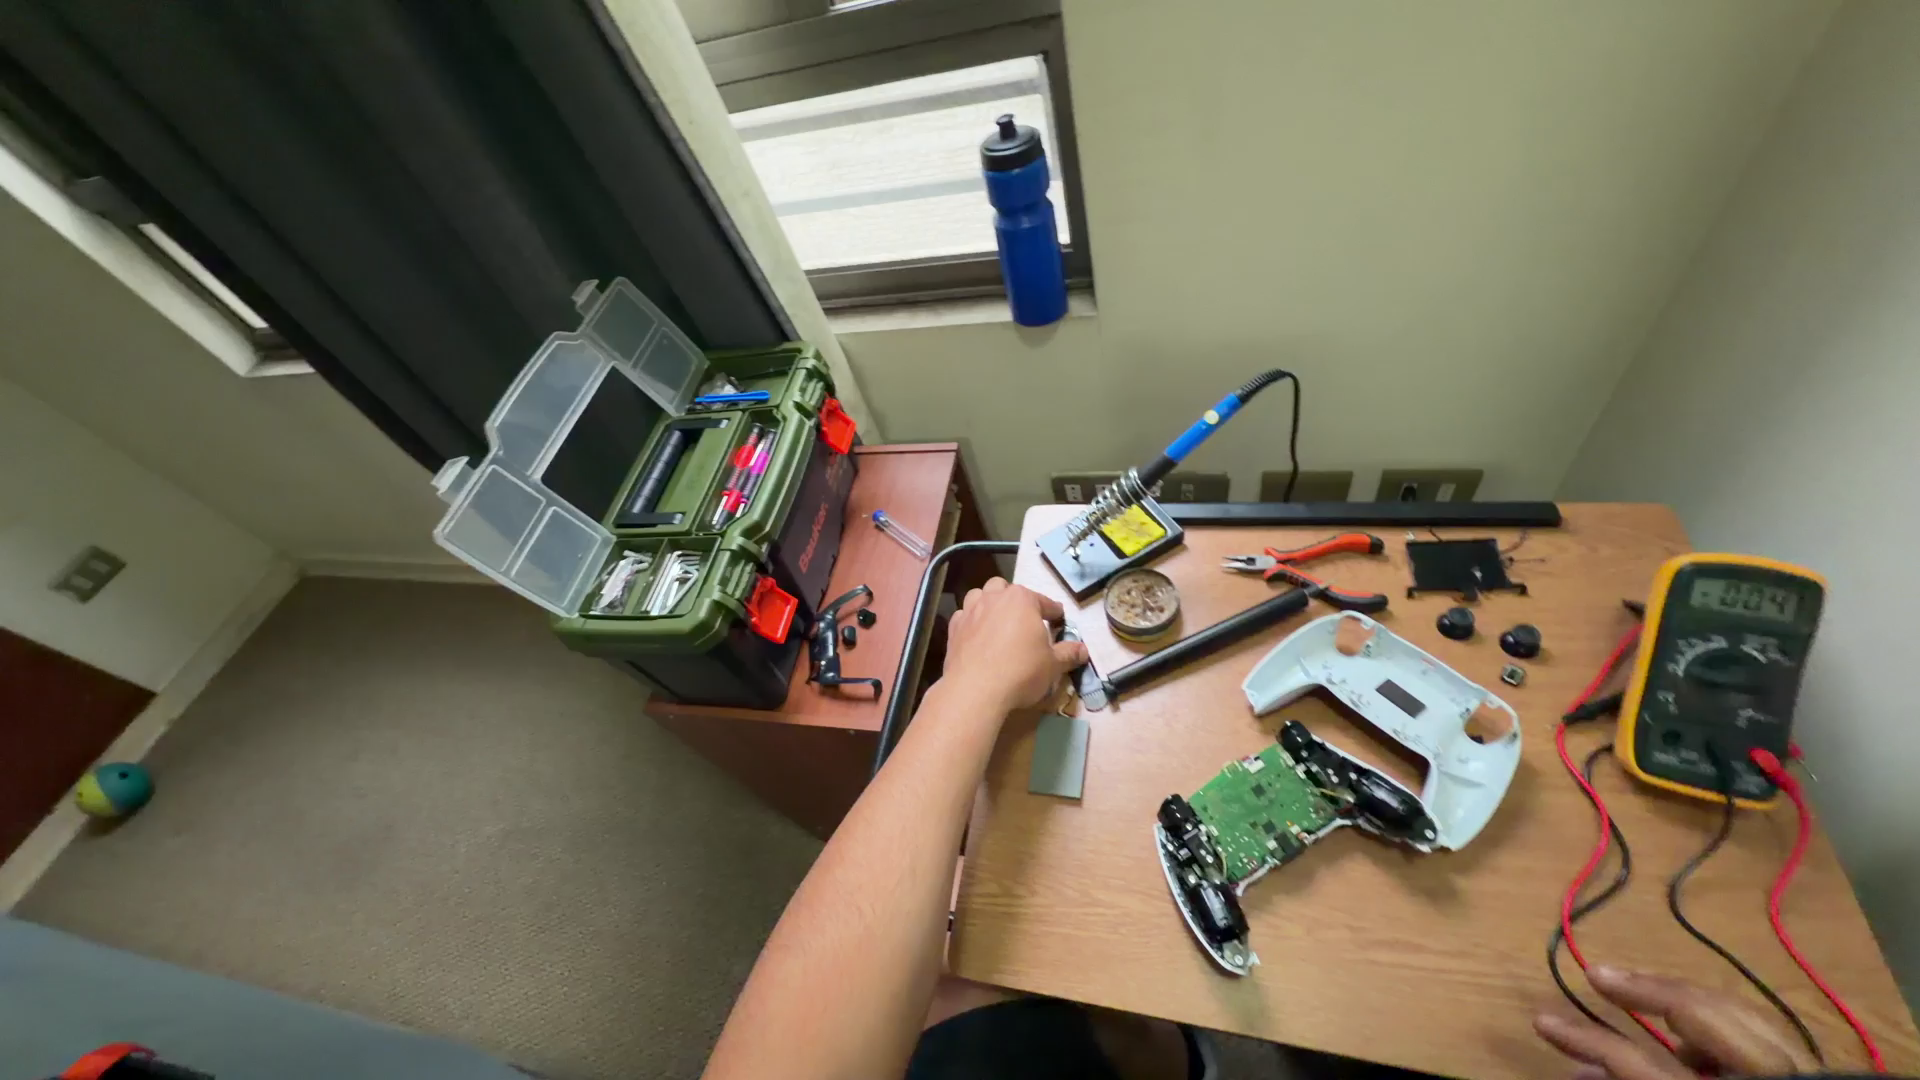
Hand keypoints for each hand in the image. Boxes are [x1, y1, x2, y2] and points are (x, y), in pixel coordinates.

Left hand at [942, 579, 1087, 710]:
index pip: (1044, 602)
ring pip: (980, 595)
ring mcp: (970, 611)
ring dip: (989, 604)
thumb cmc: (1021, 671)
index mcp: (1022, 599)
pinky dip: (971, 622)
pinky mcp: (954, 628)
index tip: (1058, 620)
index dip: (1053, 612)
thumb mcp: (1053, 665)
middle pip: (1006, 589)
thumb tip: (1083, 650)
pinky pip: (964, 616)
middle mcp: (994, 598)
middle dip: (1015, 600)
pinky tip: (977, 636)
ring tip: (998, 622)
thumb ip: (1068, 654)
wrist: (975, 690)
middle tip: (1024, 620)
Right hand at [1535, 967, 1815, 1079]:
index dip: (1586, 1039)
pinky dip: (1721, 1029)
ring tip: (1641, 998)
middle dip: (1647, 988)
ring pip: (1740, 1015)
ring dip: (1683, 1004)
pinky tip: (1692, 1046)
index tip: (1542, 1021)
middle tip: (1599, 977)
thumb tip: (1577, 1068)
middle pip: (1705, 1016)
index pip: (1640, 1062)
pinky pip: (1766, 1038)